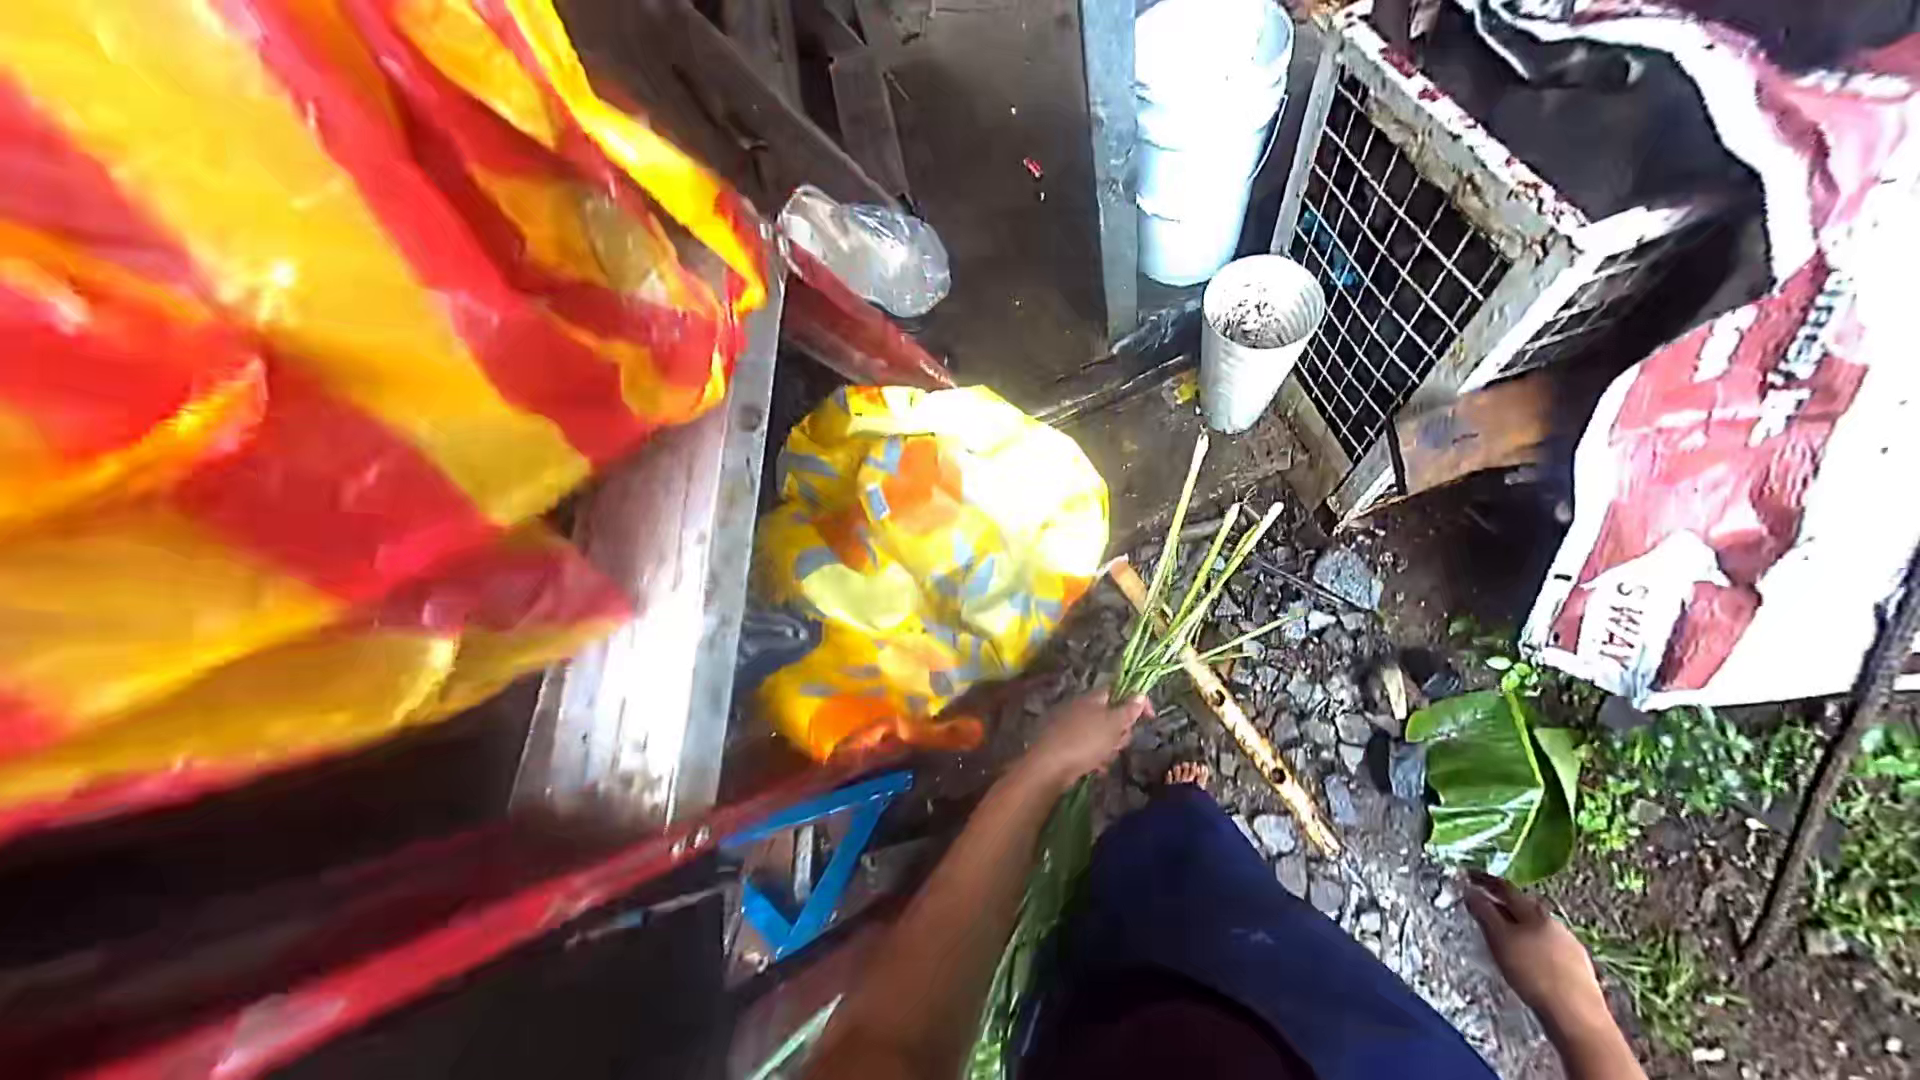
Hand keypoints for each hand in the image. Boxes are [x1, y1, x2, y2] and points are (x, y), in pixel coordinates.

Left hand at [1018, 689, 1151, 789]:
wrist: (1049, 765)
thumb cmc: (1085, 741)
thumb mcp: (1113, 724)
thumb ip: (1128, 710)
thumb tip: (1140, 693)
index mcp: (1092, 698)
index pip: (1119, 692)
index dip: (1136, 702)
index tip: (1150, 717)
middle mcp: (1081, 707)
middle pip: (1111, 716)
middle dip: (1120, 732)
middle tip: (1117, 743)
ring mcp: (1071, 725)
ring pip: (1101, 734)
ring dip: (1108, 748)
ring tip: (1103, 758)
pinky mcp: (1064, 744)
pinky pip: (1088, 747)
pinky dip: (1094, 757)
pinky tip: (1094, 768)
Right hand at [1463, 870, 1608, 1030]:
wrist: (1578, 1018)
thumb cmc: (1533, 973)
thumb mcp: (1498, 939)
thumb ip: (1483, 912)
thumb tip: (1470, 891)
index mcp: (1535, 913)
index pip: (1505, 888)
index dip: (1484, 880)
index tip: (1468, 875)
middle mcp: (1555, 924)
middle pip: (1523, 907)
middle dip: (1502, 904)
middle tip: (1482, 906)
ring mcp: (1571, 946)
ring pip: (1536, 927)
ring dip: (1517, 926)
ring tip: (1502, 935)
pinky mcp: (1579, 968)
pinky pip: (1548, 946)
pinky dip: (1533, 945)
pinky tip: (1527, 958)